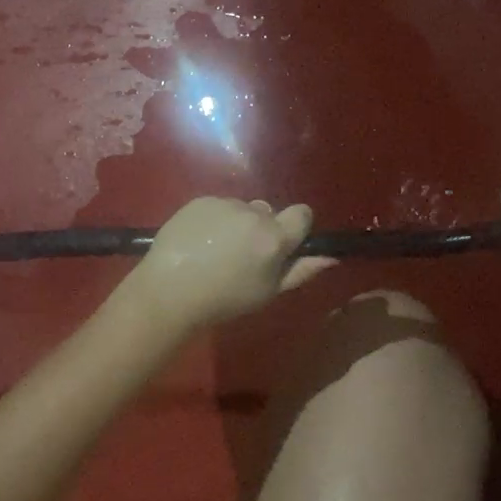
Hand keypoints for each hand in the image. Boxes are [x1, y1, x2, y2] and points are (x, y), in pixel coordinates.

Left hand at [116, 198, 336, 332]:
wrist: (169, 292)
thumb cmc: (224, 300)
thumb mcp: (268, 292)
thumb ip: (302, 270)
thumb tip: (331, 256)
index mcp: (273, 238)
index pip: (302, 213)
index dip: (295, 227)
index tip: (282, 244)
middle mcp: (253, 213)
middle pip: (269, 212)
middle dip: (262, 228)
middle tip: (242, 256)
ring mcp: (224, 204)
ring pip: (243, 209)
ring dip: (238, 223)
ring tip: (216, 251)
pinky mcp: (200, 200)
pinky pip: (218, 206)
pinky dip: (214, 220)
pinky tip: (199, 242)